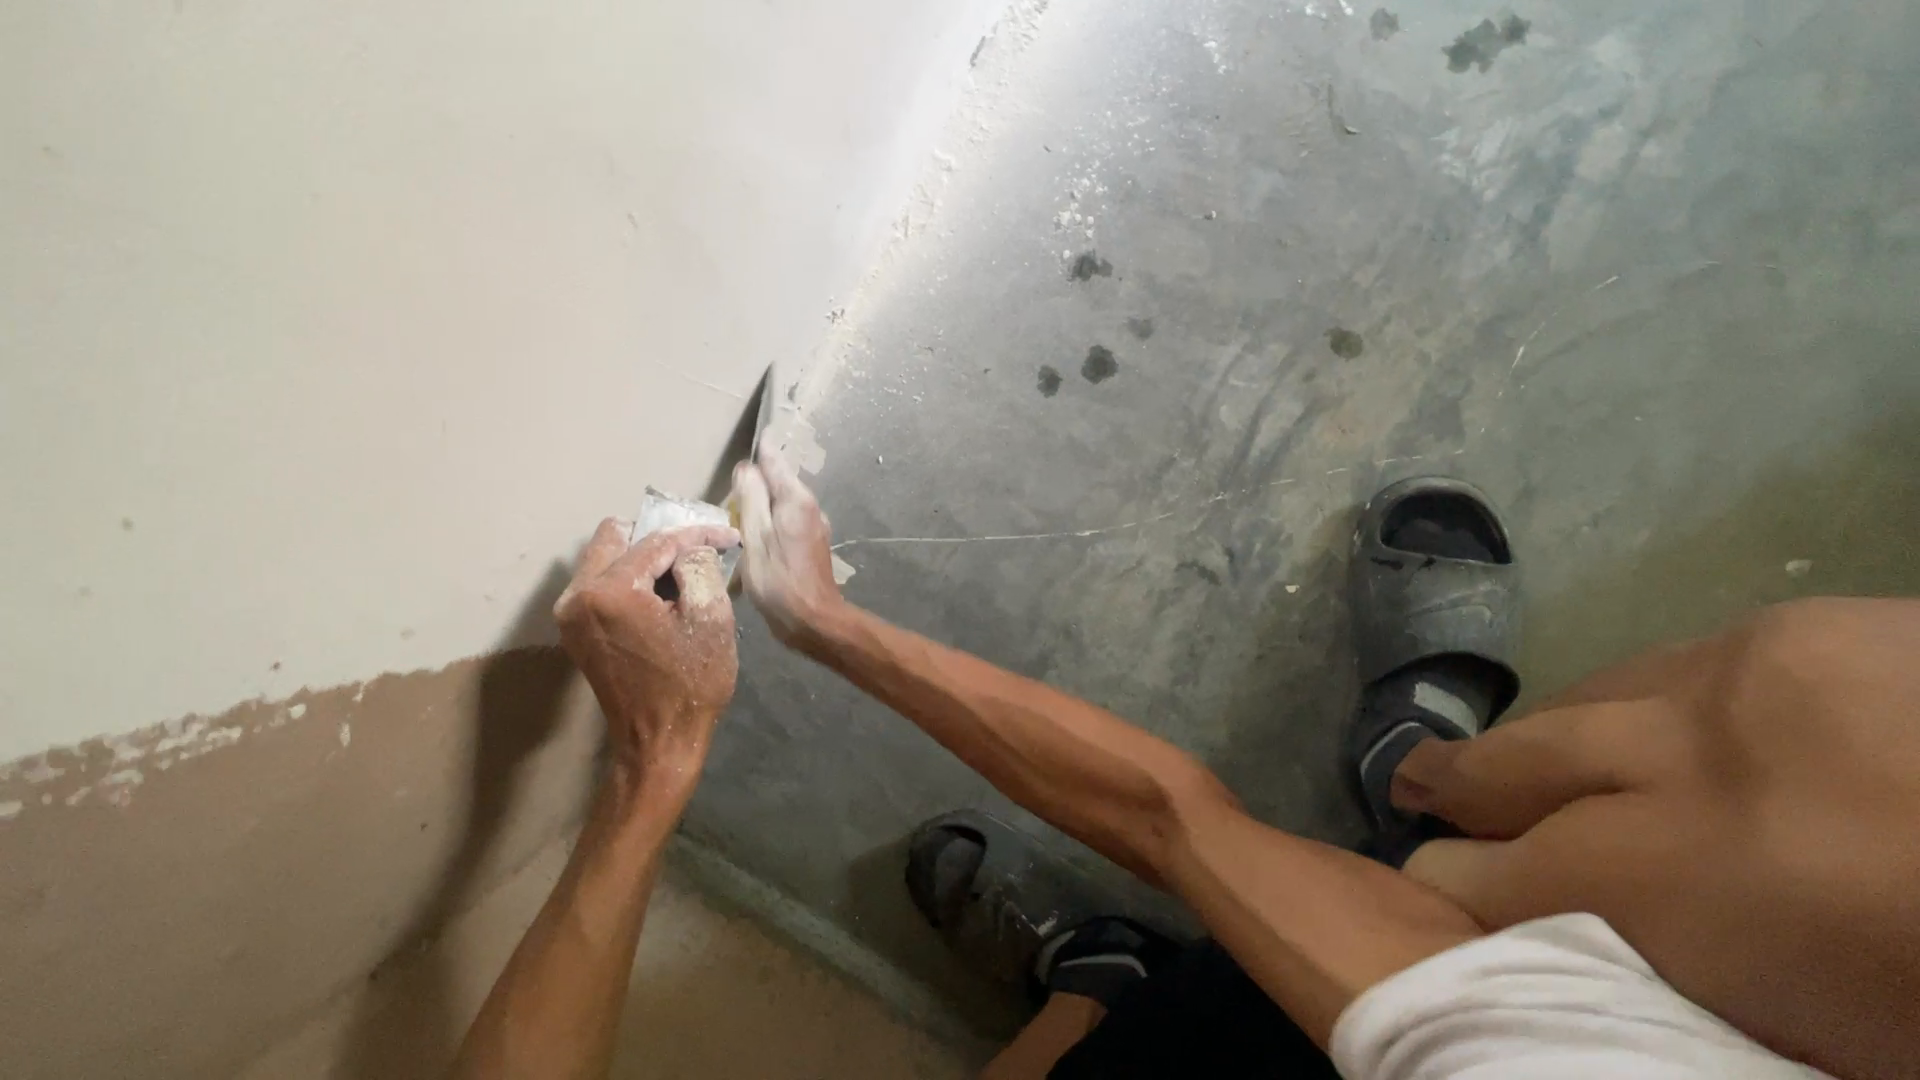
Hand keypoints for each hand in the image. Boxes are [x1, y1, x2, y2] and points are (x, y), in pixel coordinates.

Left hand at [553, 520, 740, 789]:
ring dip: (644, 558)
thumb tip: (693, 548)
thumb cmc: (691, 683)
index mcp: (610, 591)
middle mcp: (577, 595)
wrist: (659, 740)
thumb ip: (699, 565)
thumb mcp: (711, 617)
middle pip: (617, 537)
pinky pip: (600, 582)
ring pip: (605, 557)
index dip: (697, 534)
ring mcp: (570, 613)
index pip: (656, 541)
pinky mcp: (575, 629)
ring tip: (682, 575)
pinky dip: (630, 578)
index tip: (730, 536)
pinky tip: (662, 595)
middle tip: (698, 553)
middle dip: (661, 540)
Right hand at [732, 447, 842, 649]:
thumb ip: (751, 498)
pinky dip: (771, 523)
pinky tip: (756, 538)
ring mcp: (814, 527)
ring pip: (783, 505)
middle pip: (780, 483)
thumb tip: (747, 467)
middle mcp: (810, 508)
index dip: (763, 448)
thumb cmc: (779, 579)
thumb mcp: (754, 536)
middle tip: (734, 482)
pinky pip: (787, 523)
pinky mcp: (812, 546)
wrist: (813, 620)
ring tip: (740, 511)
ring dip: (763, 504)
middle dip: (759, 479)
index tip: (758, 431)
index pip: (776, 461)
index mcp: (796, 500)